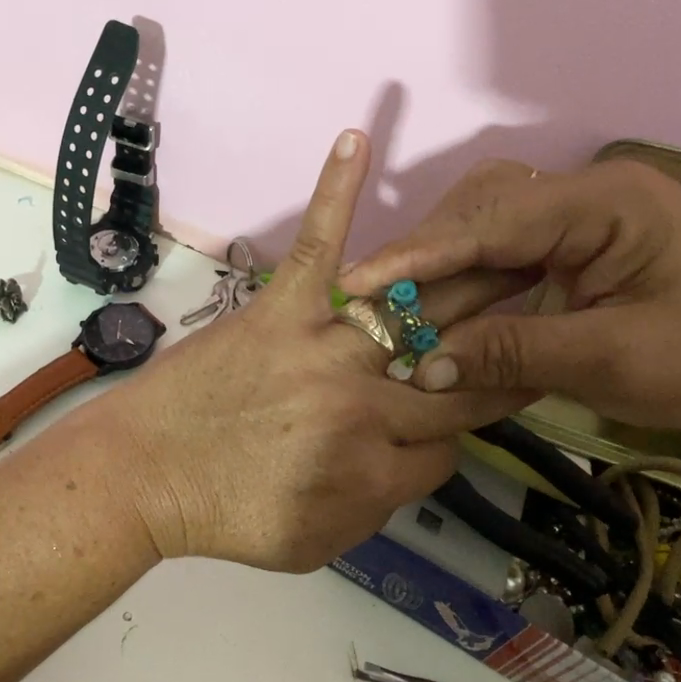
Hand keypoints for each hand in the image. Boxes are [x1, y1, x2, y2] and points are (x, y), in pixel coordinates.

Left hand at [80, 131, 528, 571]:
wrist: (140, 477)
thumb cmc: (225, 519)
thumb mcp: (317, 544)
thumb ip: (380, 506)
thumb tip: (416, 460)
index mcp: (376, 465)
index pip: (452, 440)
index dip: (451, 436)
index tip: (440, 426)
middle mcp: (363, 399)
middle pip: (454, 368)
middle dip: (498, 349)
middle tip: (540, 316)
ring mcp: (321, 344)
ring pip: (416, 306)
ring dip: (471, 274)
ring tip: (516, 243)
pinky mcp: (278, 307)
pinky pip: (316, 243)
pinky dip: (336, 191)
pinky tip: (357, 137)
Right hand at [338, 158, 680, 453]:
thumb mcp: (610, 361)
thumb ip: (511, 354)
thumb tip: (422, 368)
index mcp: (604, 203)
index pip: (489, 221)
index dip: (416, 256)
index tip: (355, 285)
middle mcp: (588, 195)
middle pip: (480, 209)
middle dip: (422, 258)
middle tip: (369, 304)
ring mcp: (586, 220)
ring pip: (488, 228)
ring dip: (441, 270)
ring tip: (394, 311)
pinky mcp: (582, 249)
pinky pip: (509, 255)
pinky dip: (470, 284)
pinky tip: (442, 312)